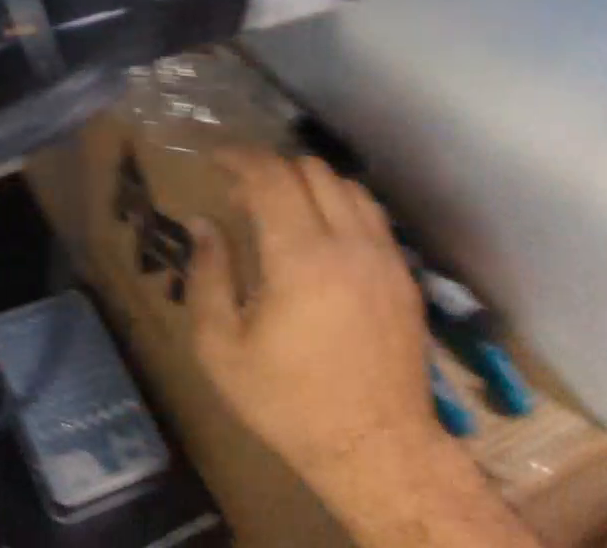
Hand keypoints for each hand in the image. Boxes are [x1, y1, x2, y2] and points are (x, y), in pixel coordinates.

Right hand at [186, 149, 438, 482]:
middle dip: (269, 168)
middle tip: (239, 193)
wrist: (376, 449)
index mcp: (299, 258)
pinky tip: (320, 234)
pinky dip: (339, 204)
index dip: (238, 158)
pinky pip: (372, 215)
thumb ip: (207, 275)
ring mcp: (384, 259)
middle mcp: (348, 245)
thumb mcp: (221, 348)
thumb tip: (203, 223)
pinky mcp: (404, 277)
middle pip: (310, 170)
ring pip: (346, 186)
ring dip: (307, 182)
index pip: (270, 177)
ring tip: (280, 208)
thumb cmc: (287, 402)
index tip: (213, 159)